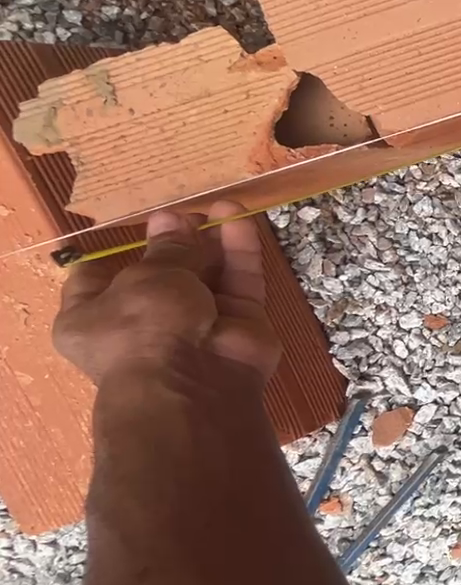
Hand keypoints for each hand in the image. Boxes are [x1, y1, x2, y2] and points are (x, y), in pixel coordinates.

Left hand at [54, 202, 281, 385]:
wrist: (197, 378)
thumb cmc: (144, 327)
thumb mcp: (146, 280)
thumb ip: (168, 250)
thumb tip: (172, 220)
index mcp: (95, 315)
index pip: (98, 280)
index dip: (117, 253)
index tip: (137, 231)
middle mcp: (146, 318)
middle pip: (164, 272)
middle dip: (176, 242)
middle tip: (190, 213)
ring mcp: (199, 319)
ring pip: (208, 273)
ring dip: (213, 241)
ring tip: (222, 206)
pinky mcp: (242, 318)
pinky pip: (241, 280)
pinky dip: (242, 251)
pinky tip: (241, 220)